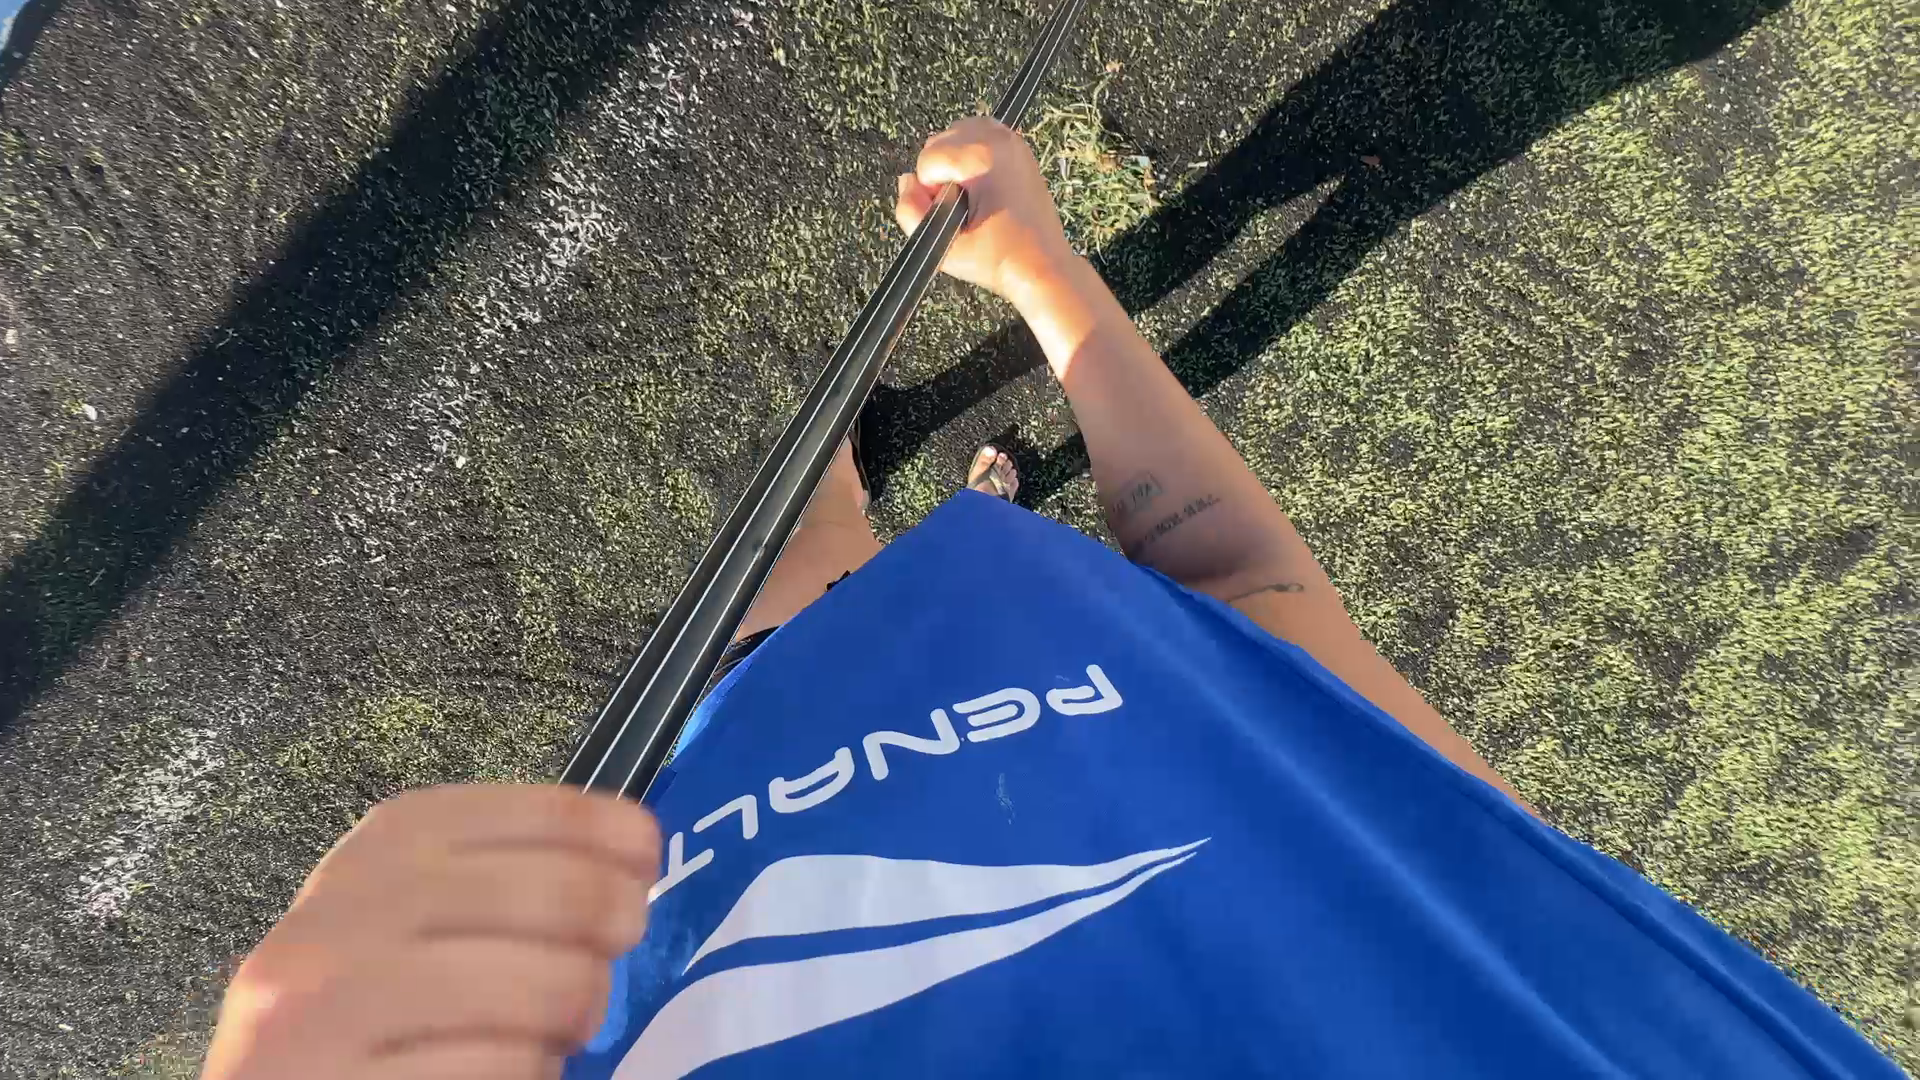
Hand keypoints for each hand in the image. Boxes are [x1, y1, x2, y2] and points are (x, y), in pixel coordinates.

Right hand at [202, 785, 660, 1079]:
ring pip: (551, 988)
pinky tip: (506, 1069)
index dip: (626, 842)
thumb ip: (522, 867)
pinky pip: (506, 1067)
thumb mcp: (436, 897)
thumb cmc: (383, 984)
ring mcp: (326, 1004)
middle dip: (618, 929)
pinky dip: (532, 1073)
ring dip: (578, 1013)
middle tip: (610, 957)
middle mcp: (354, 902)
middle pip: (568, 895)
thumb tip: (635, 859)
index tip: (645, 869)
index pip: (559, 813)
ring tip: (558, 1024)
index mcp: (400, 835)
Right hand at [895, 115, 1076, 302]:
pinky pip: (978, 137)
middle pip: (939, 140)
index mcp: (982, 158)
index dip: (929, 193)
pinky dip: (970, 157)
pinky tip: (978, 188)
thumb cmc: (1001, 261)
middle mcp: (999, 139)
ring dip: (952, 164)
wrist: (1043, 267)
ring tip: (968, 199)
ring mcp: (1011, 140)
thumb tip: (906, 181)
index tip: (951, 216)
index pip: (927, 159)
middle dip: (940, 175)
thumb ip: (911, 214)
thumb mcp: (945, 247)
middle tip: (960, 210)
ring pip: (957, 134)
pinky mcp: (1018, 148)